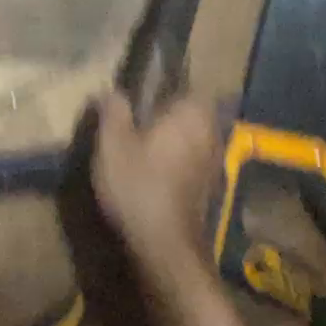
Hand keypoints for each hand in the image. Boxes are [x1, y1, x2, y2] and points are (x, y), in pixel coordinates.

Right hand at [92, 92, 222, 305]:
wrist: (164, 244)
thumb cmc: (138, 184)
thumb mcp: (112, 142)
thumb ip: (113, 110)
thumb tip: (111, 90)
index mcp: (192, 112)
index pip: (183, 82)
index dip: (159, 85)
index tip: (136, 93)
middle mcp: (211, 131)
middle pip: (186, 110)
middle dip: (163, 113)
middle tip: (130, 121)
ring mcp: (214, 159)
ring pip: (189, 135)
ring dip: (168, 137)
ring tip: (136, 147)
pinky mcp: (209, 184)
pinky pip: (189, 159)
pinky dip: (173, 160)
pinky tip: (150, 172)